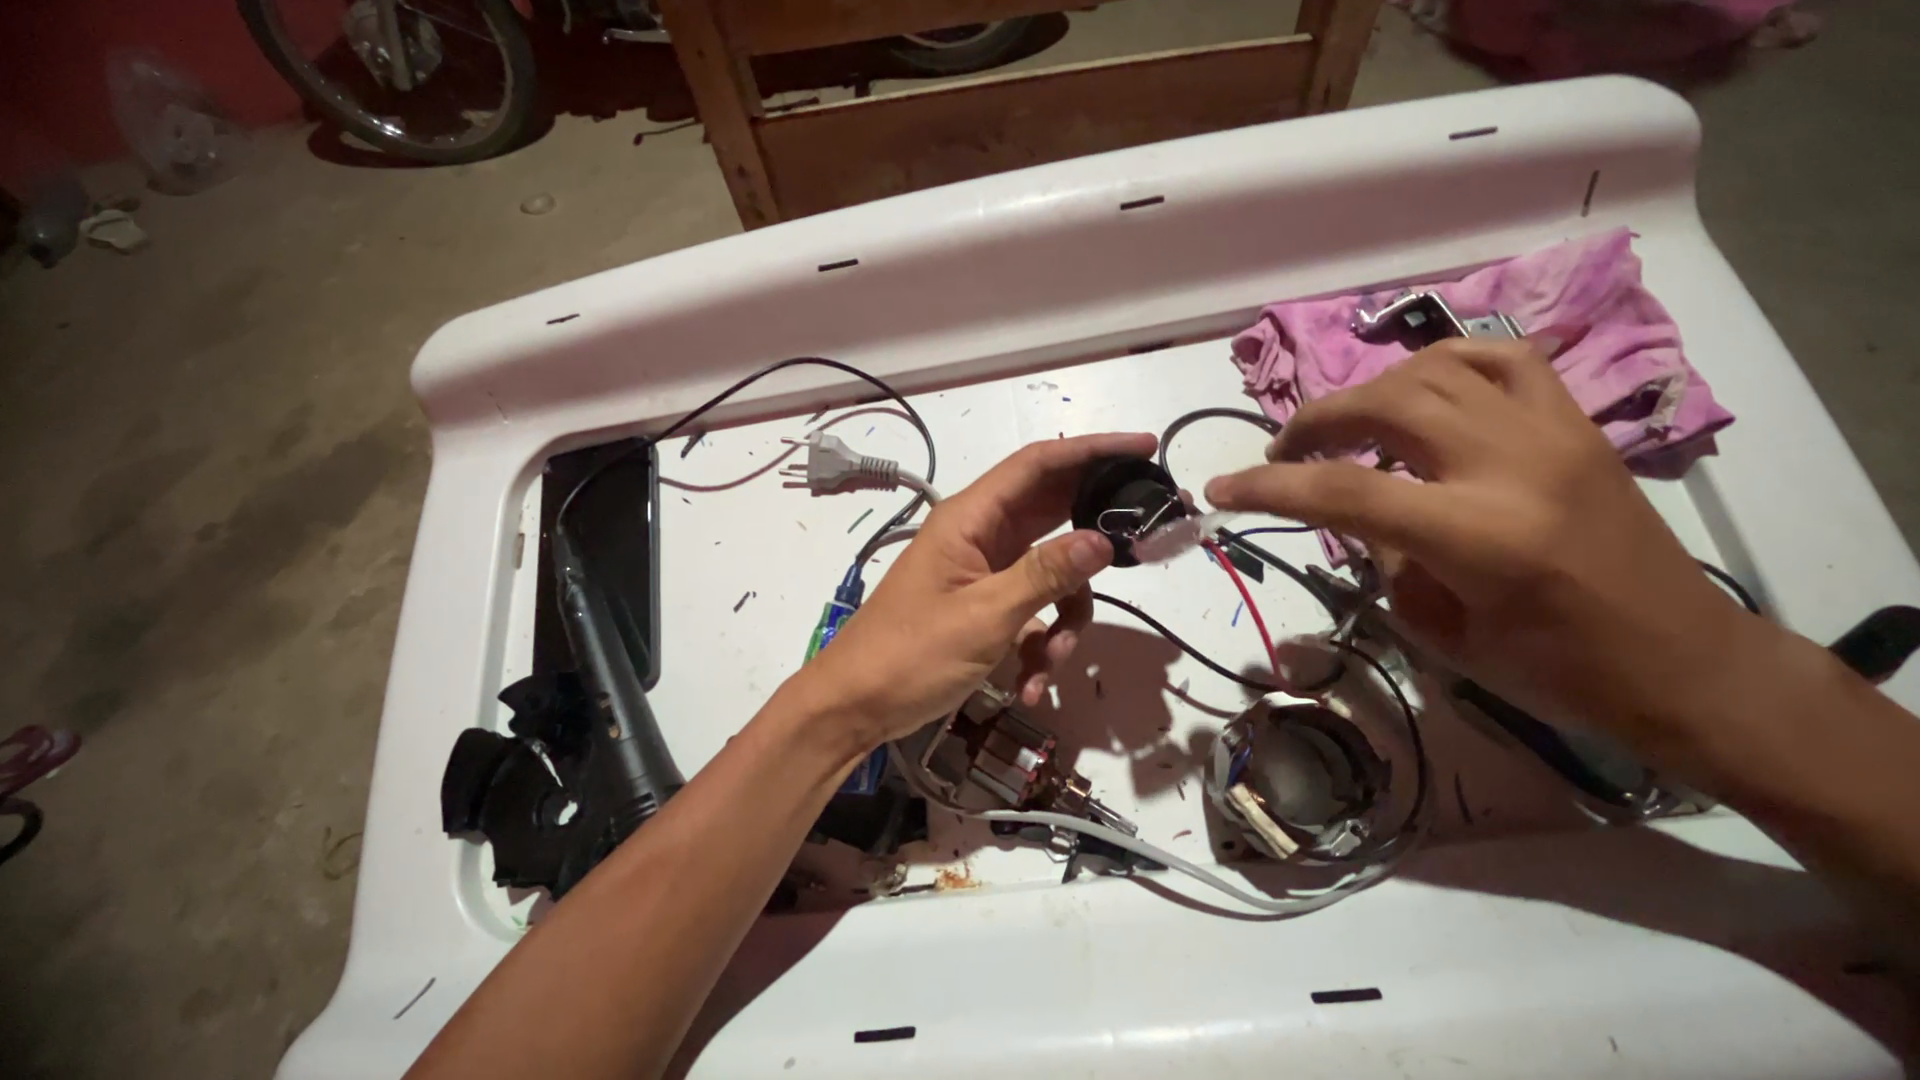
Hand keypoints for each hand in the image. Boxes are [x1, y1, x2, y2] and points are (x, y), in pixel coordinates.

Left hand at [793, 432, 1157, 750]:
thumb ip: (1045, 575)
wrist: (856, 707)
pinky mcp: (988, 608)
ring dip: (1065, 617)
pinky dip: (1042, 644)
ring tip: (1053, 661)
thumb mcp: (984, 616)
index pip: (1039, 464)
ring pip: (1052, 574)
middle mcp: (981, 535)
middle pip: (1053, 514)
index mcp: (971, 518)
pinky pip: (1034, 611)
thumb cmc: (910, 654)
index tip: (1145, 448)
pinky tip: (1031, 684)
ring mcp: (985, 572)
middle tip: (1147, 539)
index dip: (1093, 450)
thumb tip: (1104, 538)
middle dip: (1097, 531)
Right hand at [1204, 338, 1756, 744]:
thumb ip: (1389, 564)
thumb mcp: (1445, 635)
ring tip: (1347, 426)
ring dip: (1372, 391)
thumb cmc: (1559, 671)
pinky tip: (1420, 391)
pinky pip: (1500, 360)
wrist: (1682, 659)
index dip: (1268, 487)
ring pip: (1436, 368)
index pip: (1346, 492)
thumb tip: (1362, 516)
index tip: (1221, 488)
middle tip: (1284, 453)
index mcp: (1479, 536)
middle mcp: (1513, 466)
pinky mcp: (1575, 423)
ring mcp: (1551, 433)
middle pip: (1386, 405)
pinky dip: (1443, 364)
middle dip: (1315, 422)